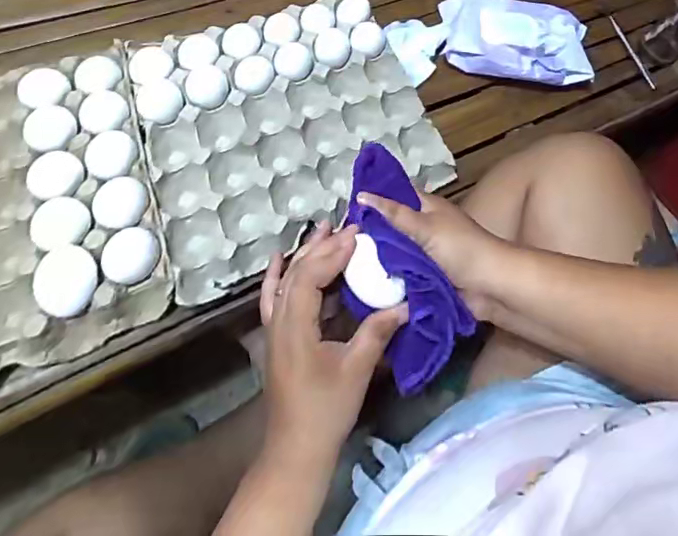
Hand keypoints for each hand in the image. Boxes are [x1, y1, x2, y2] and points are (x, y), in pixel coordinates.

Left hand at [257, 223, 406, 464]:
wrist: (295, 449)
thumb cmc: (325, 411)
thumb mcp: (356, 370)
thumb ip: (376, 333)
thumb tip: (404, 304)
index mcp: (295, 325)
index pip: (310, 276)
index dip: (332, 253)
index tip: (356, 235)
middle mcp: (279, 320)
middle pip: (297, 272)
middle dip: (322, 247)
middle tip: (347, 227)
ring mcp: (274, 329)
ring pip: (286, 280)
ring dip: (305, 255)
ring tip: (324, 230)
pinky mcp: (276, 337)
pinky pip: (273, 297)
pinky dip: (277, 275)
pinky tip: (279, 259)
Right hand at [354, 192, 510, 316]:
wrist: (491, 287)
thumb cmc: (460, 248)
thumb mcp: (424, 226)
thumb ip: (393, 213)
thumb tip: (361, 194)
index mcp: (426, 206)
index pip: (394, 196)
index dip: (373, 199)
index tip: (347, 208)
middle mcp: (425, 226)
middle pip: (392, 225)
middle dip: (371, 232)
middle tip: (340, 239)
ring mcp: (425, 253)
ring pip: (395, 251)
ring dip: (378, 256)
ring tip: (345, 260)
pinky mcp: (426, 276)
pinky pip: (402, 272)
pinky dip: (388, 275)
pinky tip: (365, 280)